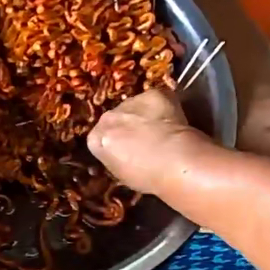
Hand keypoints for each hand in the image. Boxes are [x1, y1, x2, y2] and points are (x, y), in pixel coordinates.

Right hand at [87, 88, 206, 194]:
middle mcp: (108, 116)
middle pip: (115, 120)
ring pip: (135, 108)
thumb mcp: (120, 175)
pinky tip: (172, 120)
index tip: (124, 153)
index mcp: (95, 139)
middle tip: (143, 141)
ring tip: (160, 131)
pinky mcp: (154, 93)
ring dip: (143, 116)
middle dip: (126, 128)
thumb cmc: (146, 176)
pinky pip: (156, 99)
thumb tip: (122, 156)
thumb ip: (115, 159)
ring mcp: (130, 102)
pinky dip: (163, 108)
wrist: (174, 160)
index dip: (113, 146)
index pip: (99, 140)